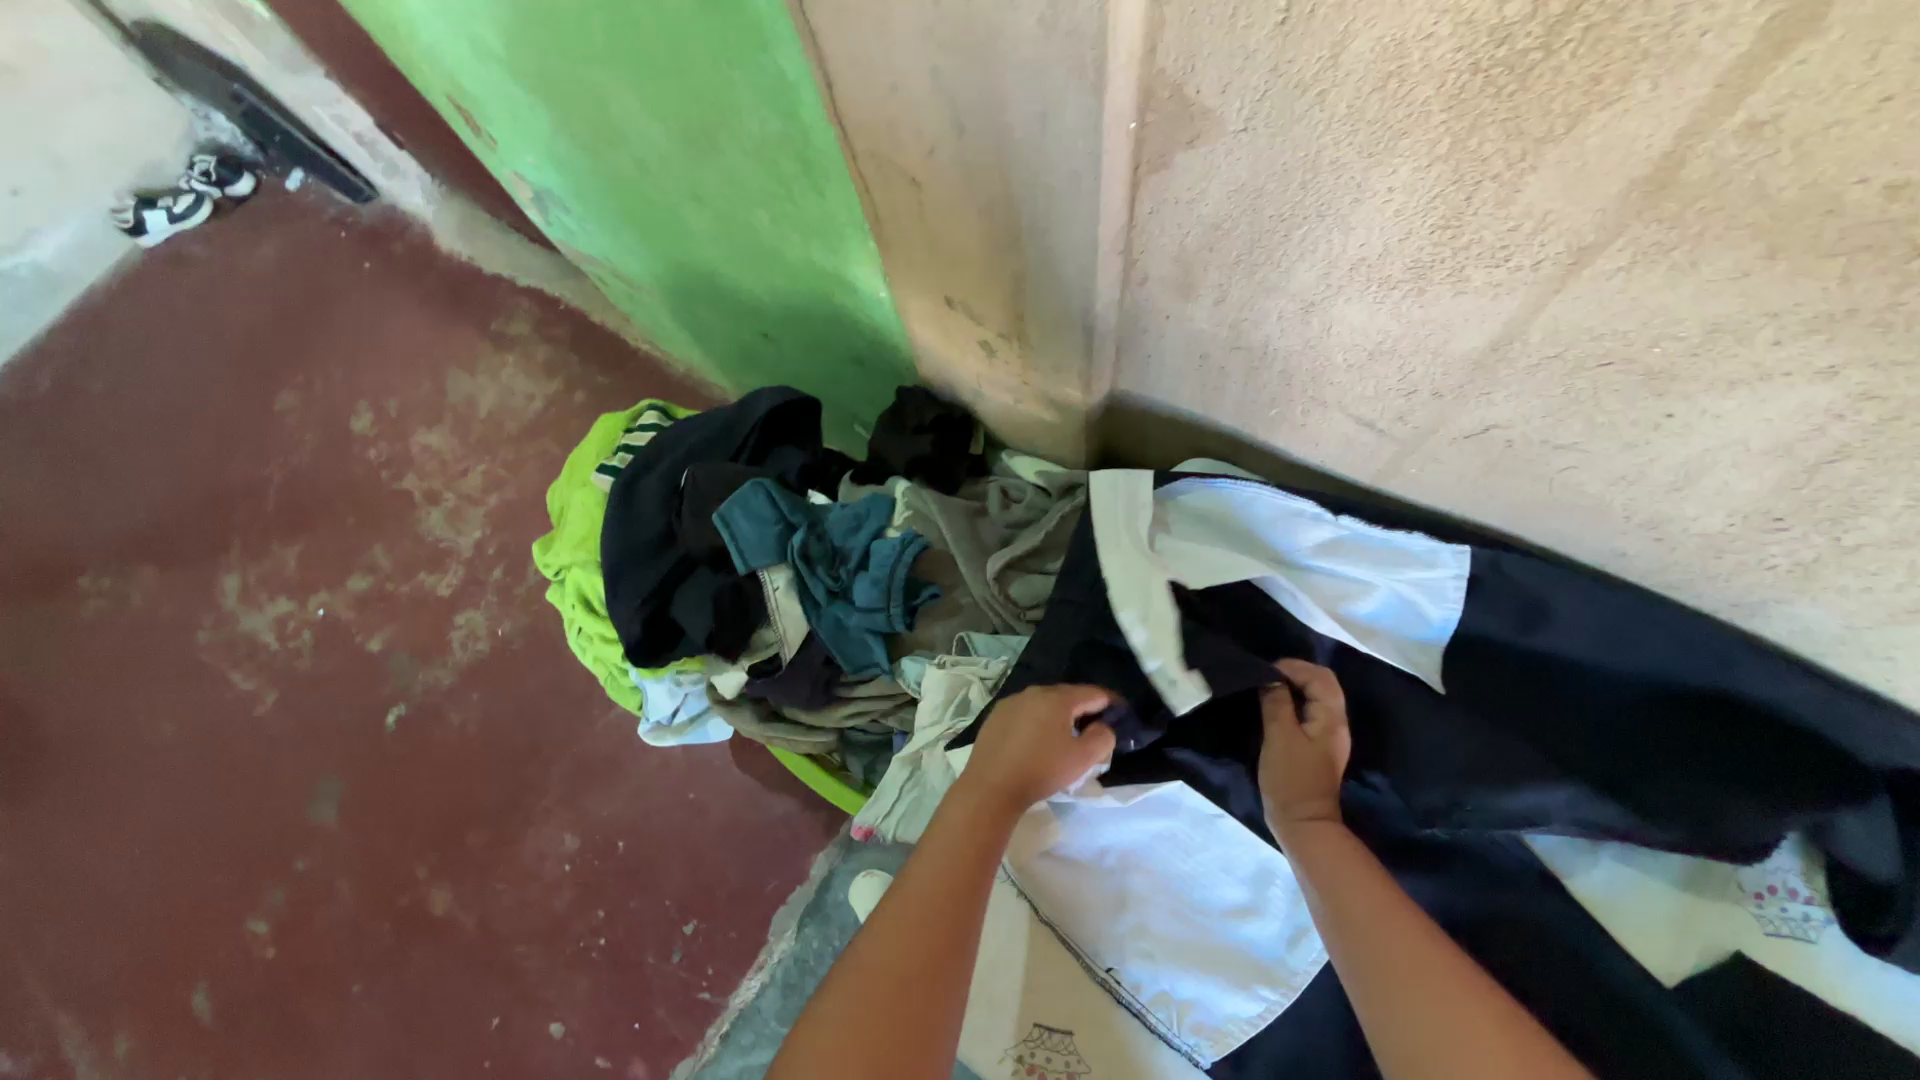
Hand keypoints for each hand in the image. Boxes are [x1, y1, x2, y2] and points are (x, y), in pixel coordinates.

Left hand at [954, 685, 1116, 820]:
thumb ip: (1102, 738)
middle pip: (1067, 695)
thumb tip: (1103, 726)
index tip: (1121, 713)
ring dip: (1059, 715)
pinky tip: (1037, 740)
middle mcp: (1033, 692)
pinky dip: (1038, 721)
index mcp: (1057, 698)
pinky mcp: (995, 716)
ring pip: (1044, 704)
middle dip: (1085, 708)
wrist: (991, 787)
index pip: (1093, 692)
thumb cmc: (1041, 770)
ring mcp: (1011, 703)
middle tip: (1096, 727)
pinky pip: (1025, 713)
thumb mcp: (1082, 758)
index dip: (1111, 702)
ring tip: (1067, 734)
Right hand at [1258, 660, 1351, 834]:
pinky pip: (1310, 712)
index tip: (1264, 671)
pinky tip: (1274, 707)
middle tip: (1265, 675)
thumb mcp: (1279, 736)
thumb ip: (1276, 702)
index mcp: (1331, 718)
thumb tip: (1271, 678)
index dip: (1293, 667)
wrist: (1303, 822)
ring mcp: (1329, 736)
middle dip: (1295, 673)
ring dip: (1294, 687)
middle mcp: (1336, 723)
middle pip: (1323, 684)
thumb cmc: (1291, 779)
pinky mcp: (1318, 747)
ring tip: (1266, 687)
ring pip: (1317, 698)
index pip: (1320, 676)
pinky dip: (1294, 702)